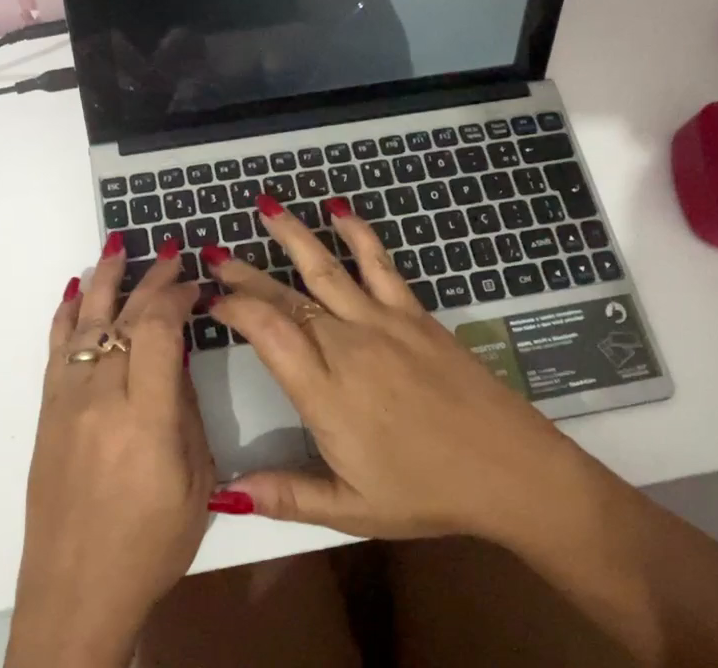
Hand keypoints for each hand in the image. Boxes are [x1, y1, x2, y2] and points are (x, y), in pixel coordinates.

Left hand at [6, 236, 215, 667]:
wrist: (75, 586)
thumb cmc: (149, 546)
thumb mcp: (194, 484)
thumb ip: (186, 413)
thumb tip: (176, 361)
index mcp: (146, 418)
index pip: (157, 330)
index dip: (176, 297)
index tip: (195, 283)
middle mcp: (100, 397)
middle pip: (123, 318)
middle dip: (150, 279)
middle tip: (170, 251)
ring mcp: (66, 401)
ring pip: (84, 323)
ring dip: (104, 280)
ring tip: (118, 246)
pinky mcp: (46, 411)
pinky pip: (54, 348)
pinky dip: (66, 314)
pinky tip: (75, 291)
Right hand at [205, 196, 595, 541]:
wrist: (508, 469)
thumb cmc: (426, 493)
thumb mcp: (352, 509)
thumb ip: (286, 495)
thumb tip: (226, 493)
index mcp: (325, 391)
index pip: (266, 331)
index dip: (233, 308)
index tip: (210, 300)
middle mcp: (347, 345)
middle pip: (285, 298)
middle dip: (246, 274)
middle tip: (215, 257)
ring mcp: (383, 323)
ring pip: (325, 269)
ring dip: (292, 236)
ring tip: (266, 207)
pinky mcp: (415, 315)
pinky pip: (380, 264)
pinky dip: (358, 234)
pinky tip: (339, 210)